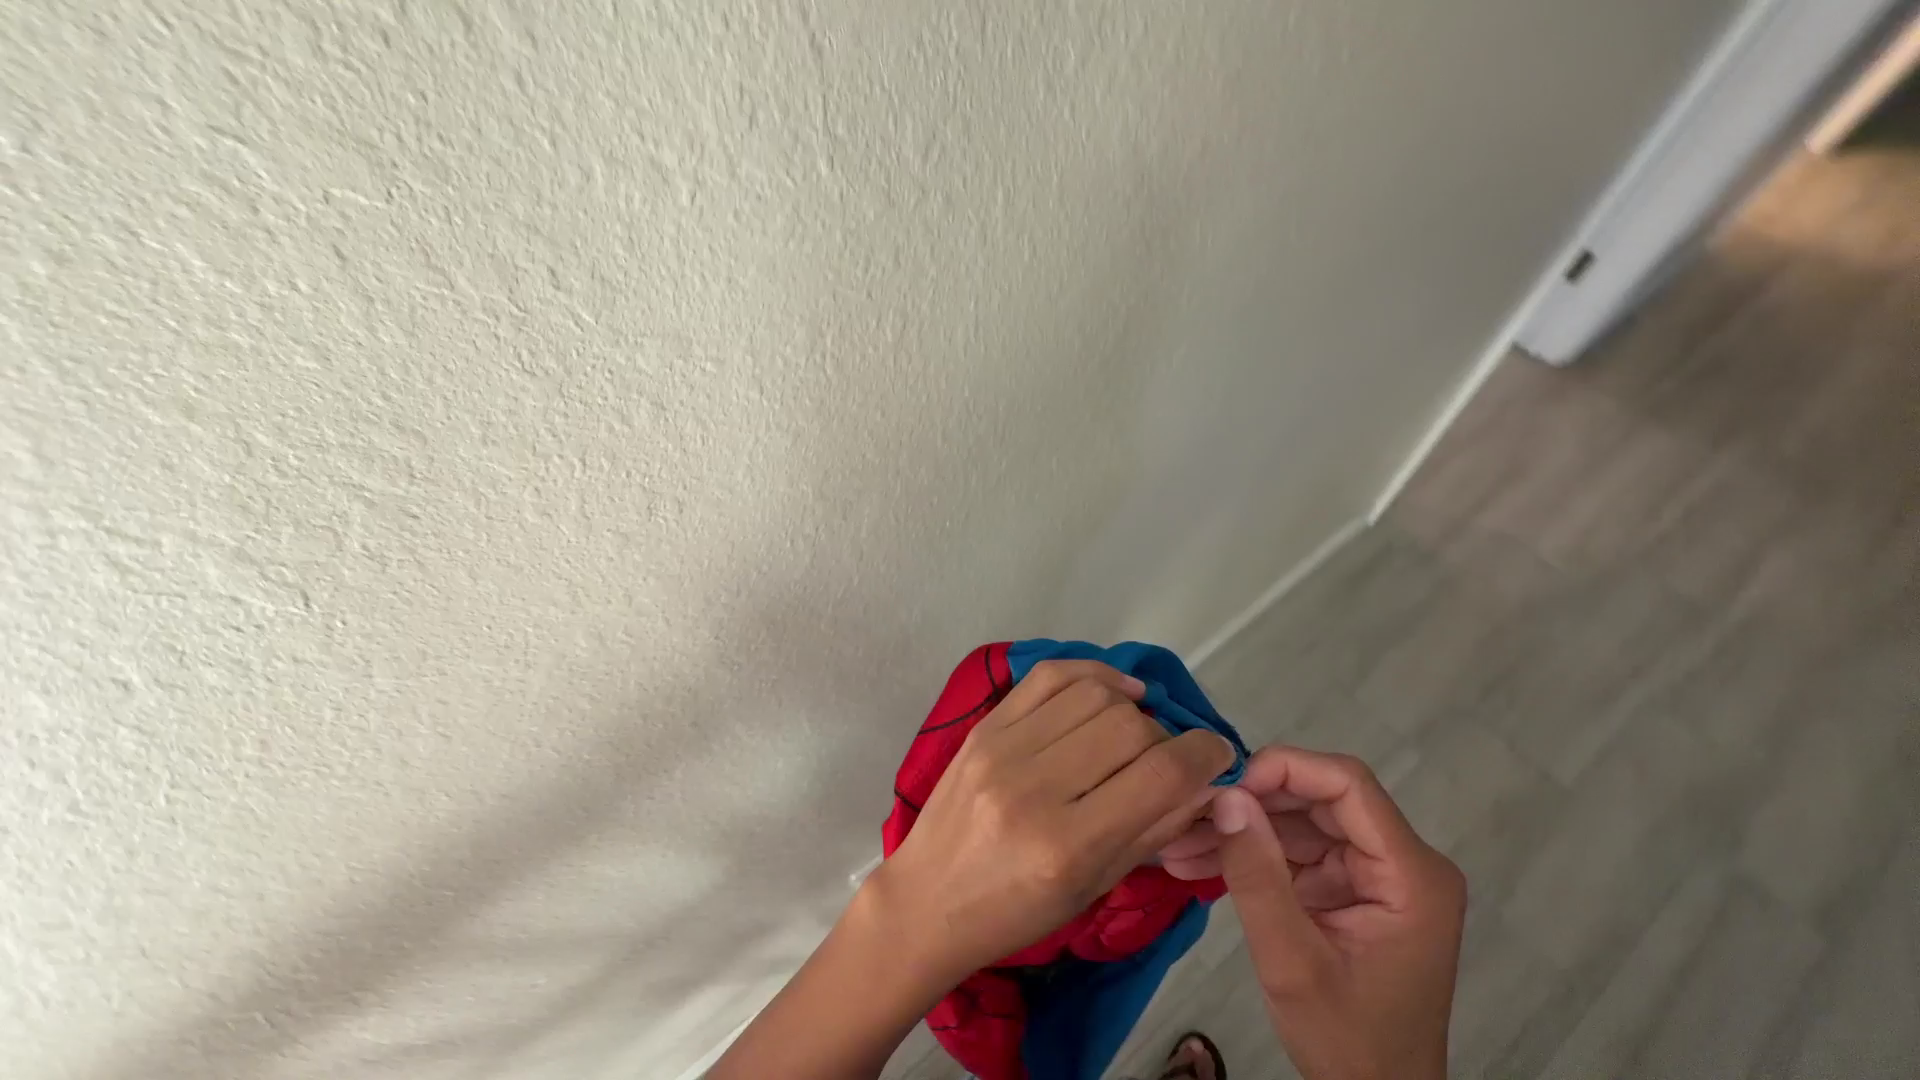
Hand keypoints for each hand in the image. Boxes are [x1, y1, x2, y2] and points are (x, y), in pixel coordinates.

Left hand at [868, 660, 1236, 984]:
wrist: (928, 900)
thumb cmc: (1016, 912)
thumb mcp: (1095, 886)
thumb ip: (1154, 827)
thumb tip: (1204, 778)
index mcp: (1067, 845)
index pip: (1161, 774)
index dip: (1206, 756)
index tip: (1217, 756)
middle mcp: (1034, 788)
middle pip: (1130, 727)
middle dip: (1166, 739)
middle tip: (1164, 760)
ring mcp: (1001, 749)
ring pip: (1094, 694)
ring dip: (1131, 709)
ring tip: (1132, 734)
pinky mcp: (983, 726)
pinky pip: (1049, 675)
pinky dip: (1092, 672)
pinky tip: (1114, 691)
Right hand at [1159, 746, 1465, 1079]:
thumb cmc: (1347, 1041)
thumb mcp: (1293, 963)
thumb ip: (1257, 877)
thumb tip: (1226, 797)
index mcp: (1411, 874)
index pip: (1348, 785)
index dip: (1285, 769)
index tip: (1226, 788)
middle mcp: (1400, 862)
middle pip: (1318, 799)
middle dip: (1249, 803)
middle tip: (1187, 813)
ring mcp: (1373, 875)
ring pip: (1298, 822)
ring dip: (1239, 829)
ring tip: (1177, 843)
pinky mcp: (1349, 889)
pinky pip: (1295, 852)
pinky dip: (1249, 855)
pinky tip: (1197, 861)